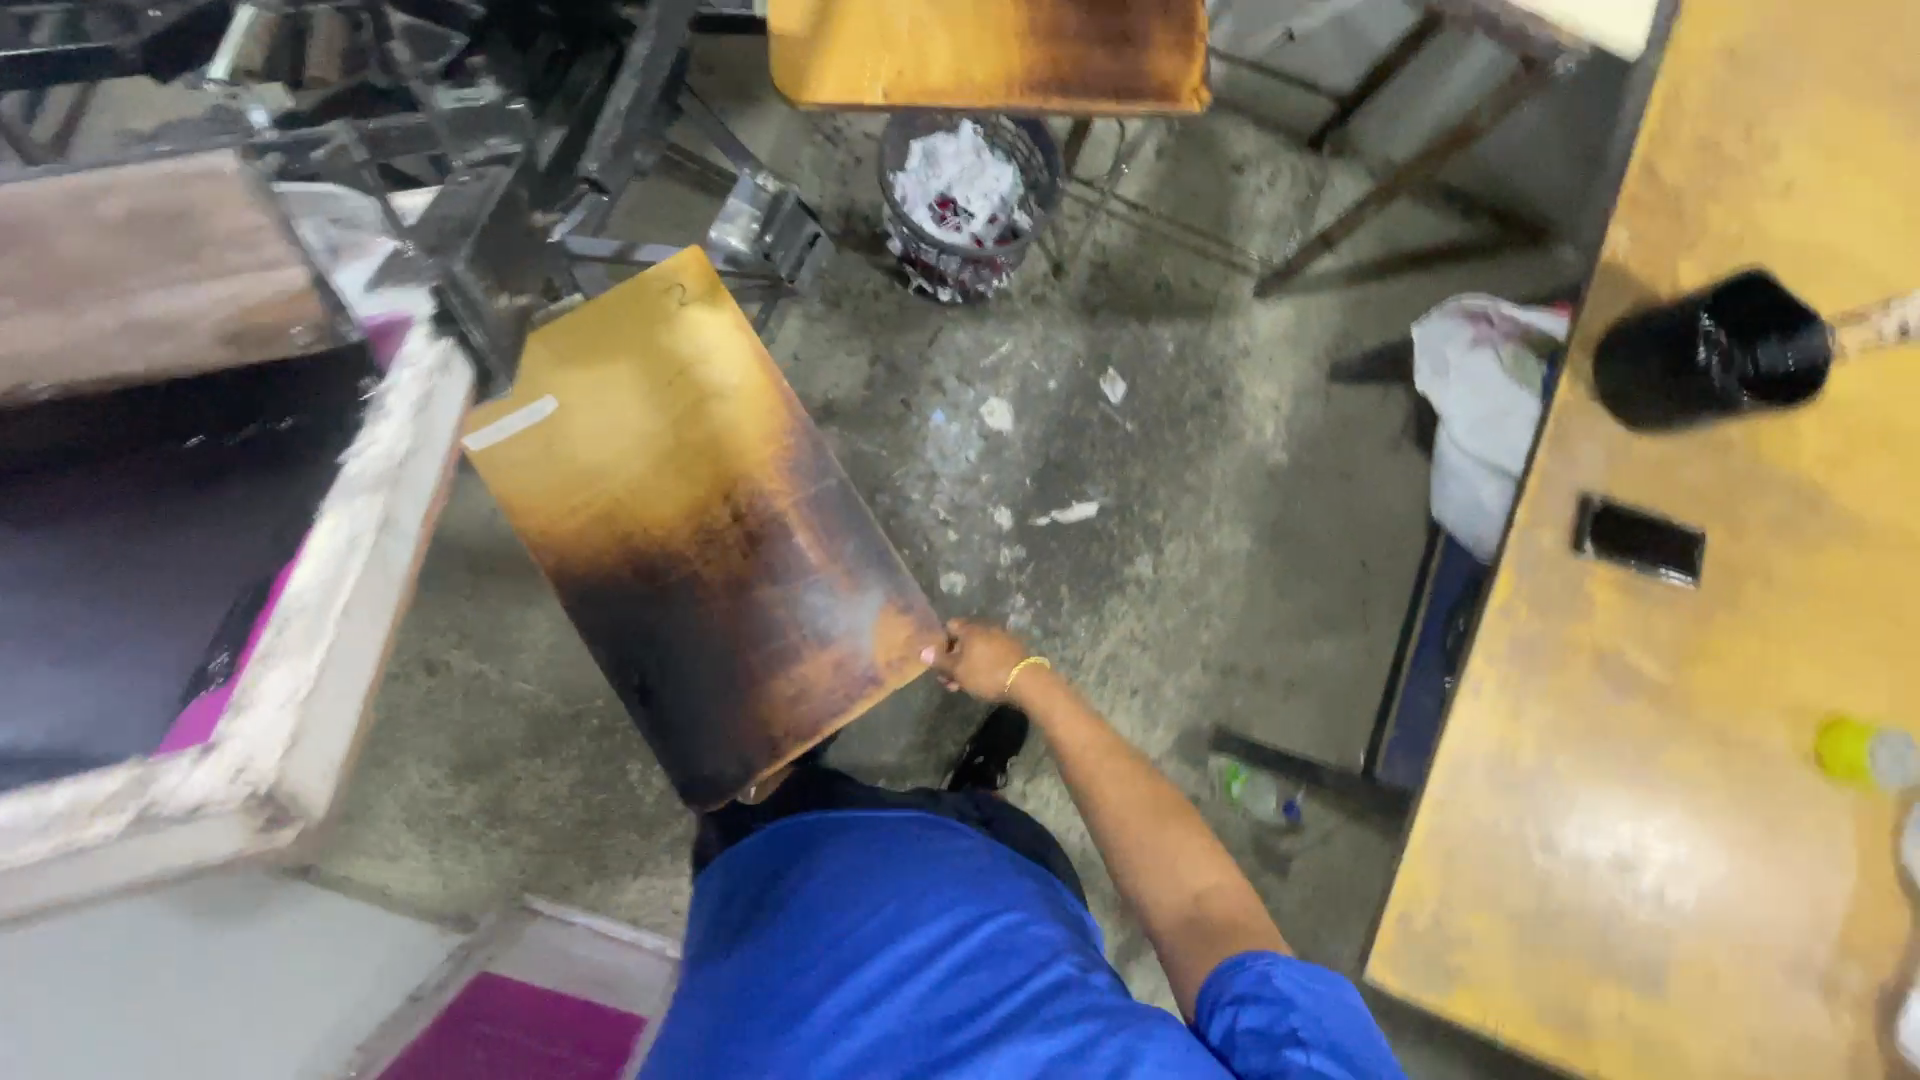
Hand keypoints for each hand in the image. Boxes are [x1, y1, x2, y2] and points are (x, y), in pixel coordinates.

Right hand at [921, 618, 1039, 701]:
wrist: (1027, 681)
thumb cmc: (987, 673)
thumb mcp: (958, 670)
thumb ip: (939, 660)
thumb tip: (923, 651)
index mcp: (971, 629)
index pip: (950, 626)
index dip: (941, 642)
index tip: (938, 661)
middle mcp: (986, 628)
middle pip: (963, 640)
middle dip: (953, 659)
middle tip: (948, 680)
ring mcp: (1002, 638)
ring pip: (977, 649)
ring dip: (967, 665)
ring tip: (963, 686)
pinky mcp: (1014, 650)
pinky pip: (992, 655)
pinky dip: (983, 665)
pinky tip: (982, 681)